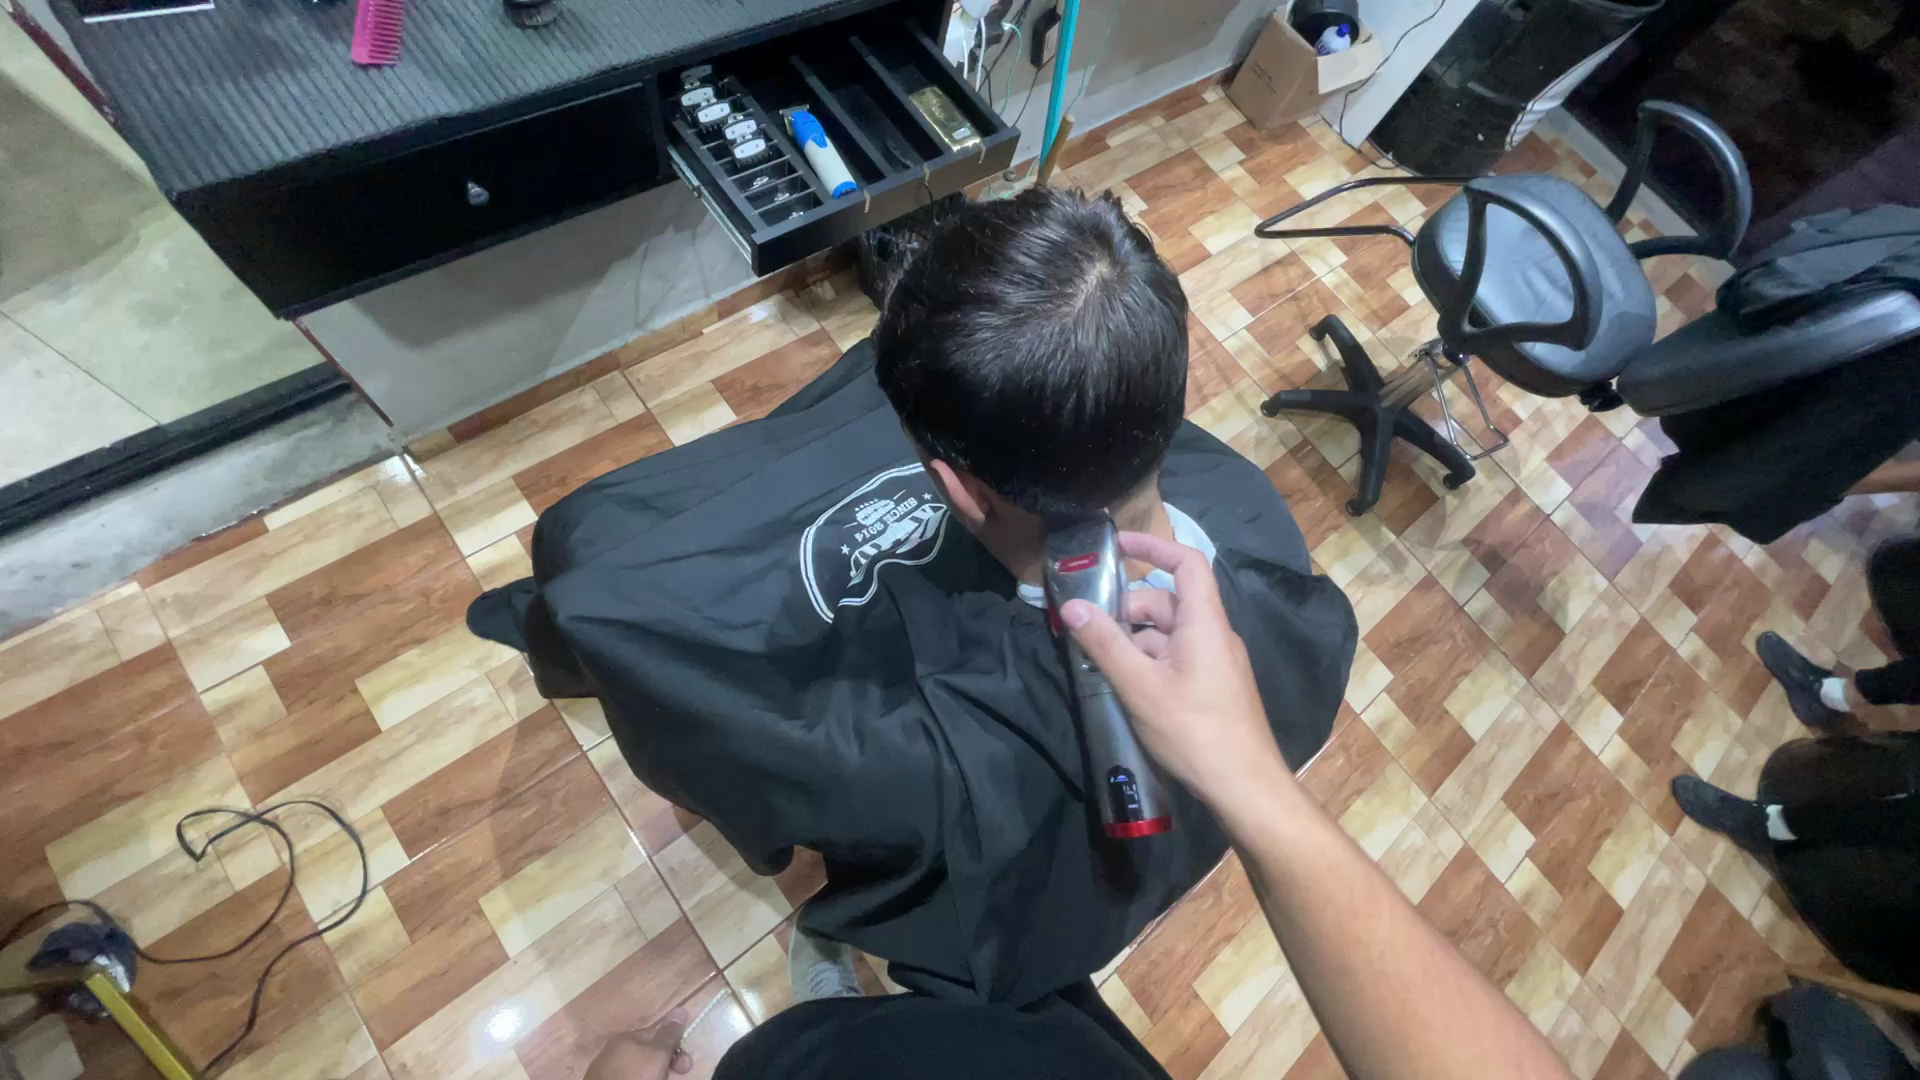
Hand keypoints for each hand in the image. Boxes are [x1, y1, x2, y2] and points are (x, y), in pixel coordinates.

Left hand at [585, 1009, 691, 1078]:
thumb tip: (681, 1009)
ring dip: (650, 1075)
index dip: (675, 1048)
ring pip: (635, 1070)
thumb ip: (670, 1035)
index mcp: (625, 1038)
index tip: (686, 1067)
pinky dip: (634, 1079)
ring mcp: (601, 1074)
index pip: (657, 1034)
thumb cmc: (634, 1079)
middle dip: (664, 1064)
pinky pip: (624, 1078)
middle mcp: (611, 1051)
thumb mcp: (658, 1056)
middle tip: (674, 1077)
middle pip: (646, 1054)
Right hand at [1060, 532, 1290, 809]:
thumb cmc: (1195, 730)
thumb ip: (1105, 644)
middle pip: (1166, 602)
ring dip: (1134, 641)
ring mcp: (1215, 661)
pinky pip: (1175, 657)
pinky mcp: (1212, 686)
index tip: (1117, 546)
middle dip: (1127, 611)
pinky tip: (1126, 688)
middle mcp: (1213, 634)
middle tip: (1092, 632)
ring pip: (1167, 633)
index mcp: (1204, 622)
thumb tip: (1072, 606)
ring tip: (1103, 666)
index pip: (1186, 563)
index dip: (1153, 547)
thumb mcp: (1140, 685)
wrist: (1245, 787)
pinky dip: (1147, 661)